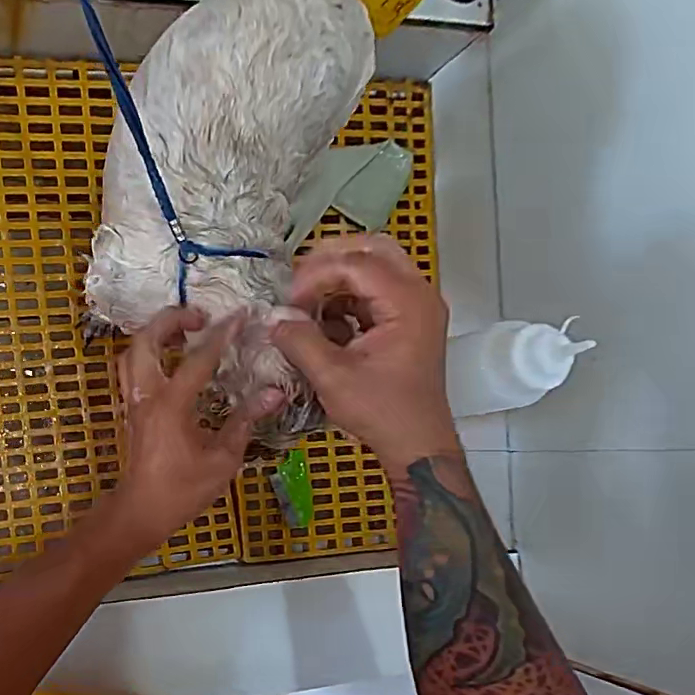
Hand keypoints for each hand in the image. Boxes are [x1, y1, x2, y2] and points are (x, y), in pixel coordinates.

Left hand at [104, 307, 281, 549]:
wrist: (142, 511)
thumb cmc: (182, 490)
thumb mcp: (223, 459)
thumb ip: (245, 421)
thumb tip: (274, 394)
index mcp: (171, 405)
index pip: (198, 359)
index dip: (222, 335)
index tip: (240, 316)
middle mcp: (146, 396)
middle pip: (146, 340)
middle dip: (171, 320)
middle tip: (200, 317)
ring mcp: (134, 401)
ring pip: (133, 352)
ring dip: (156, 334)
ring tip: (184, 332)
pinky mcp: (131, 410)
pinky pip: (133, 368)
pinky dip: (150, 353)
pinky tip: (171, 359)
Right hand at [270, 235, 460, 470]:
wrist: (416, 445)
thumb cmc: (382, 413)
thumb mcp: (333, 377)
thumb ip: (300, 341)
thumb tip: (275, 320)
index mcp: (407, 302)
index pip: (356, 263)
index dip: (316, 275)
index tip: (289, 300)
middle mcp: (419, 295)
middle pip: (373, 250)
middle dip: (330, 260)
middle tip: (298, 282)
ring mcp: (417, 308)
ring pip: (376, 268)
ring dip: (339, 280)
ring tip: (308, 305)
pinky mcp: (409, 324)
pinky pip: (377, 294)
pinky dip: (350, 300)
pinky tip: (326, 324)